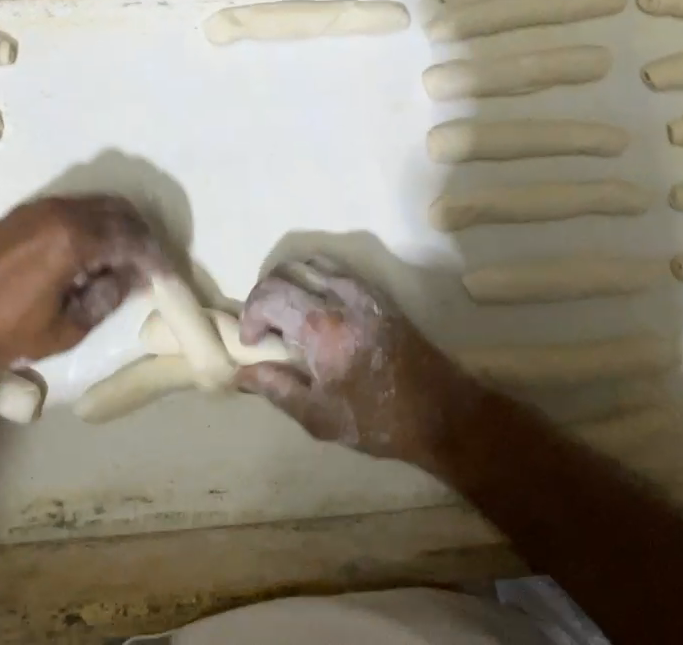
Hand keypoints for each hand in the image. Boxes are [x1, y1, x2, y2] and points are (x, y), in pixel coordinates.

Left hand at [0, 194, 163, 379]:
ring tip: (126, 261)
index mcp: (73, 238)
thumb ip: (107, 297)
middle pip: (119, 210)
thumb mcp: (66, 328)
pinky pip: (73, 208)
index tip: (168, 277)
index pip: (131, 238)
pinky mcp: (21, 215)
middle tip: (151, 266)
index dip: (155, 258)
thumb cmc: (2, 335)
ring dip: (118, 227)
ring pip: (96, 205)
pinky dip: (94, 224)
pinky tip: (93, 253)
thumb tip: (132, 277)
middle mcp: (59, 211)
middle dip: (141, 236)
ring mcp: (37, 208)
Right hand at [234, 256, 483, 467]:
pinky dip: (314, 279)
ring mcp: (361, 289)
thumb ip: (277, 388)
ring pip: (311, 263)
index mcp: (321, 327)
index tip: (251, 342)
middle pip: (286, 270)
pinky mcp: (377, 293)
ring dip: (289, 282)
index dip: (250, 315)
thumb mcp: (318, 416)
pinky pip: (335, 269)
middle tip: (263, 326)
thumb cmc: (376, 419)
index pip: (269, 295)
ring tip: (285, 315)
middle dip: (264, 294)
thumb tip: (243, 373)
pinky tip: (315, 310)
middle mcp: (340, 296)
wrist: (439, 410)